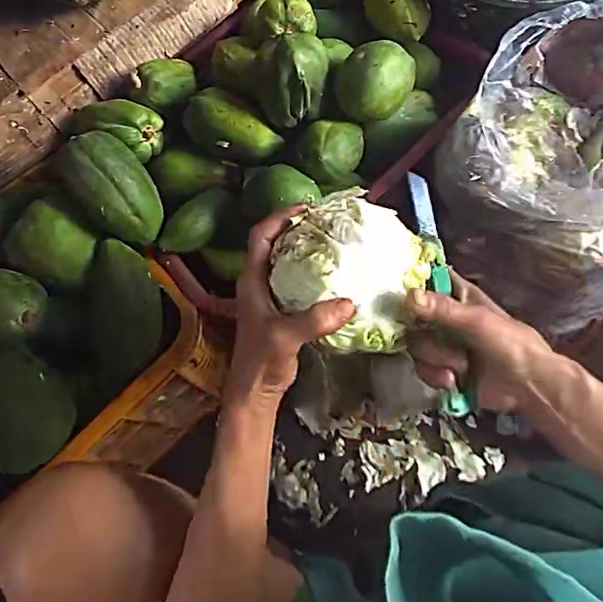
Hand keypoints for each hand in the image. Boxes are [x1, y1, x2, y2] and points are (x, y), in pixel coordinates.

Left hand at [227, 208, 355, 409]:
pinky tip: (334, 276)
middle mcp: (258, 283)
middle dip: (298, 228)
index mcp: (252, 280)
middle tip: (327, 222)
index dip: (280, 217)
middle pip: (274, 243)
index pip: (261, 236)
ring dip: (305, 249)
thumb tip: (350, 303)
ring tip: (333, 241)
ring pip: (286, 261)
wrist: (254, 393)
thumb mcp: (286, 337)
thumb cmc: (261, 362)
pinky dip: (312, 272)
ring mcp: (268, 297)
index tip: (307, 208)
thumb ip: (315, 320)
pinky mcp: (280, 311)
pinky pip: (297, 281)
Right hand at [406, 270, 578, 412]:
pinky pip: (422, 368)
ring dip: (436, 359)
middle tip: (439, 340)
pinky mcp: (441, 369)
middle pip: (411, 318)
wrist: (529, 388)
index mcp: (456, 296)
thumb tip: (410, 296)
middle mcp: (444, 318)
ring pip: (415, 345)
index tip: (403, 299)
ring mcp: (442, 344)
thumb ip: (444, 309)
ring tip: (460, 366)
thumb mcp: (478, 322)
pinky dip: (436, 376)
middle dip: (424, 334)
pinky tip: (454, 381)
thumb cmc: (511, 345)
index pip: (425, 280)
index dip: (410, 285)